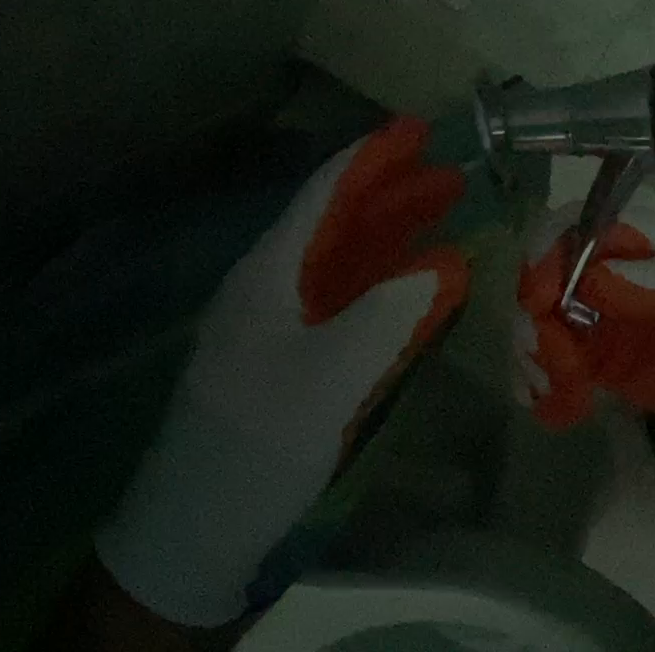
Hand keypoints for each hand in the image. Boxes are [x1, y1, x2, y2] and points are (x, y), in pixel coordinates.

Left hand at [95, 117, 465, 626]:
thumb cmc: (258, 439)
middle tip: (454, 176)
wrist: (200, 526)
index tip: (415, 129)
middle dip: (397, 196)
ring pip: (351, 262)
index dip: (371, 158)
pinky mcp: (301, 357)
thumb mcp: (328, 374)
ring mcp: (289, 322)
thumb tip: (447, 262)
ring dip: (399, 238)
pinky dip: (391, 285)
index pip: (325, 195)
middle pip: (343, 223)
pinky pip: (353, 302)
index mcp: (270, 272)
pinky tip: (423, 282)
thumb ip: (391, 311)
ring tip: (449, 216)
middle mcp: (278, 285)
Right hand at [514, 199, 654, 442]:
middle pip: (546, 269)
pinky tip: (549, 402)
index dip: (548, 249)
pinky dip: (539, 377)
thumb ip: (647, 282)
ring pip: (539, 315)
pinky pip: (550, 356)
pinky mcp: (589, 351)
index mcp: (635, 238)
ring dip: (532, 347)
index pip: (577, 224)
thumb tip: (585, 278)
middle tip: (542, 348)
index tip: (540, 294)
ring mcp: (594, 310)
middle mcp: (605, 267)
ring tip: (551, 385)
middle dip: (534, 308)